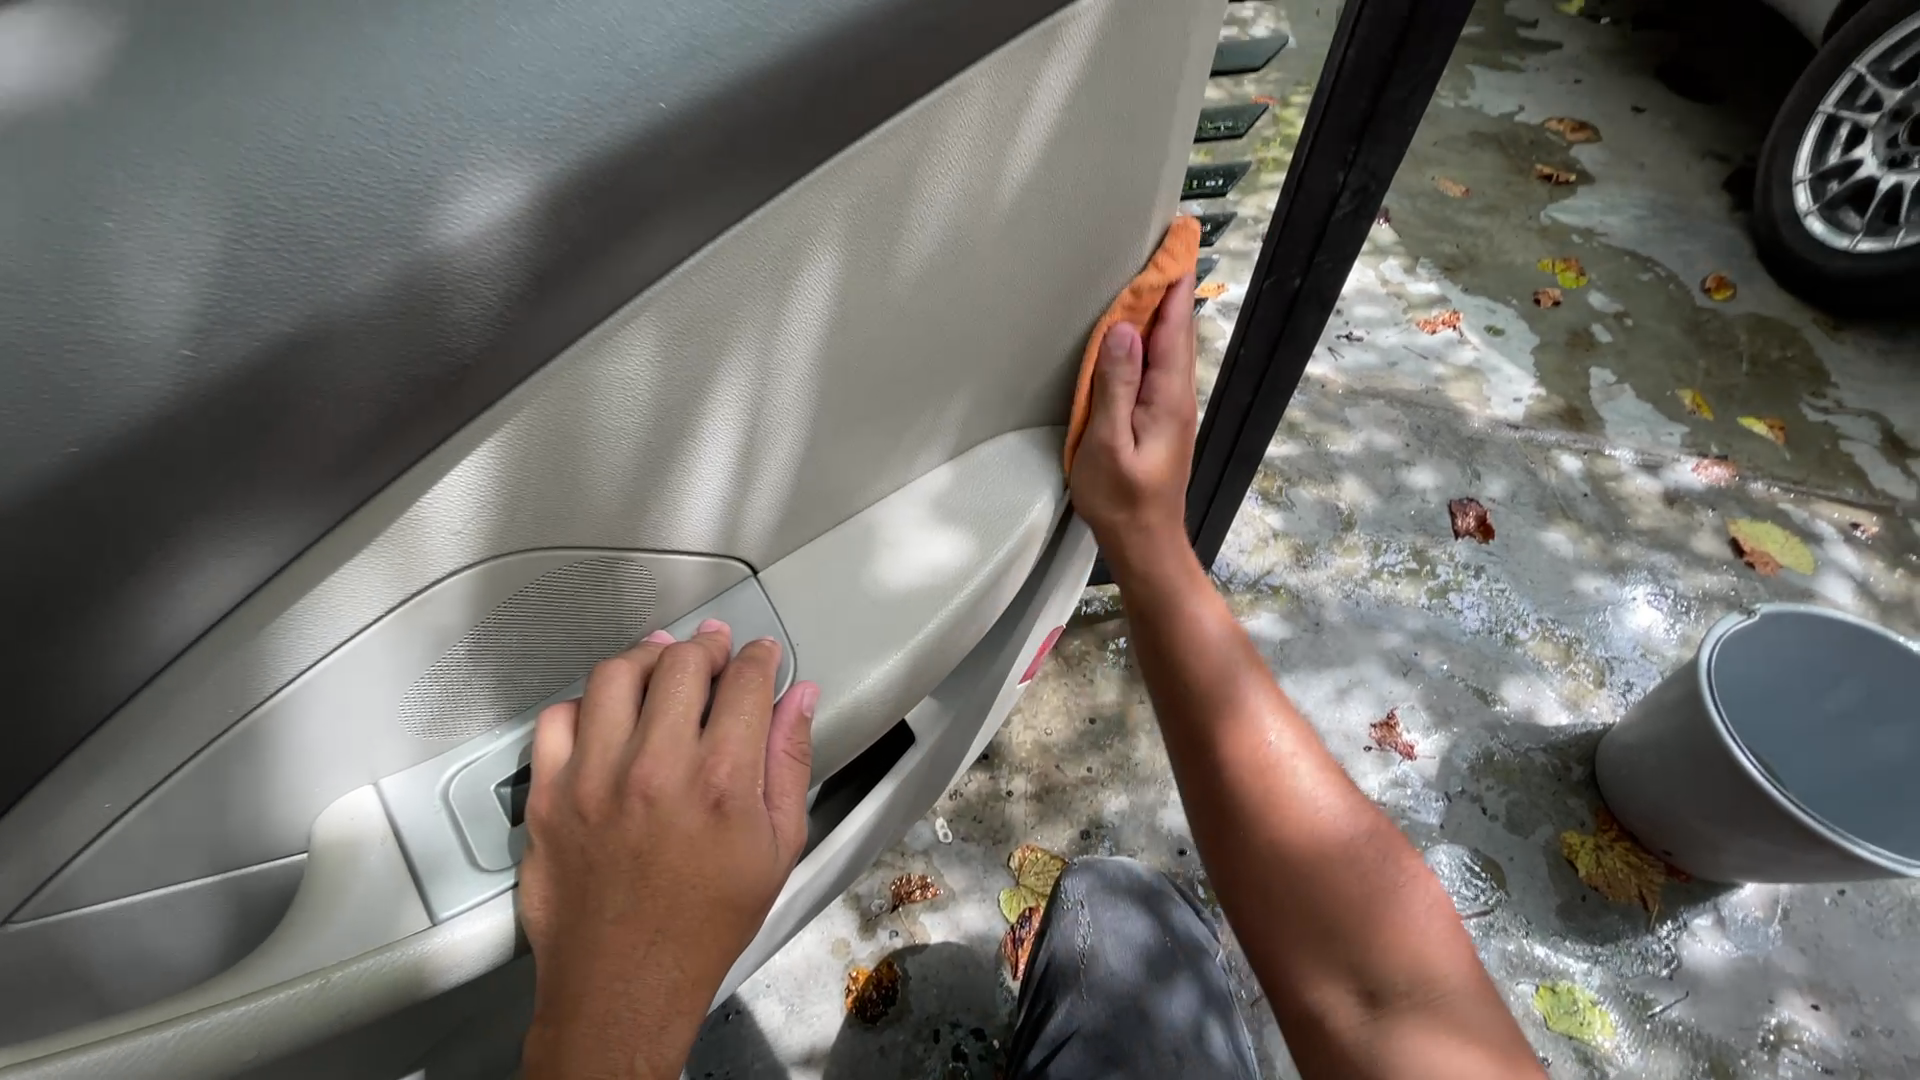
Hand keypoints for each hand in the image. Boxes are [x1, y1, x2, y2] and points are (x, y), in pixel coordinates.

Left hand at [519, 619, 818, 1079]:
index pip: (746, 680)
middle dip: (708, 646)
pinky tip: (610, 714)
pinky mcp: (546, 796)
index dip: (759, 656)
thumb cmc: (711, 918)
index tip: (760, 653)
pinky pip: (558, 717)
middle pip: (681, 662)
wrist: (625, 986)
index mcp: (722, 779)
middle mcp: (656, 766)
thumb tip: (801, 695)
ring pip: (616, 674)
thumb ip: (791, 760)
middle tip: (716, 651)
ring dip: (648, 658)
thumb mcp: (779, 845)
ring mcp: (592, 777)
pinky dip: (588, 702)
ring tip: (664, 665)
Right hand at [1069, 273, 1198, 571]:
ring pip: (1171, 347)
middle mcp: (1178, 394)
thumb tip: (1125, 329)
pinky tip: (1139, 334)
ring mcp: (1172, 408)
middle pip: (1178, 329)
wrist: (1145, 542)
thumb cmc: (1122, 499)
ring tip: (1151, 275)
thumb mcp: (1109, 443)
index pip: (1174, 324)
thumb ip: (1116, 386)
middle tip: (1164, 244)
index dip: (1172, 281)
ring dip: (1163, 309)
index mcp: (1168, 395)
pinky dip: (1153, 338)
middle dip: (1171, 286)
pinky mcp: (1161, 420)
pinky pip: (1159, 366)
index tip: (1172, 239)